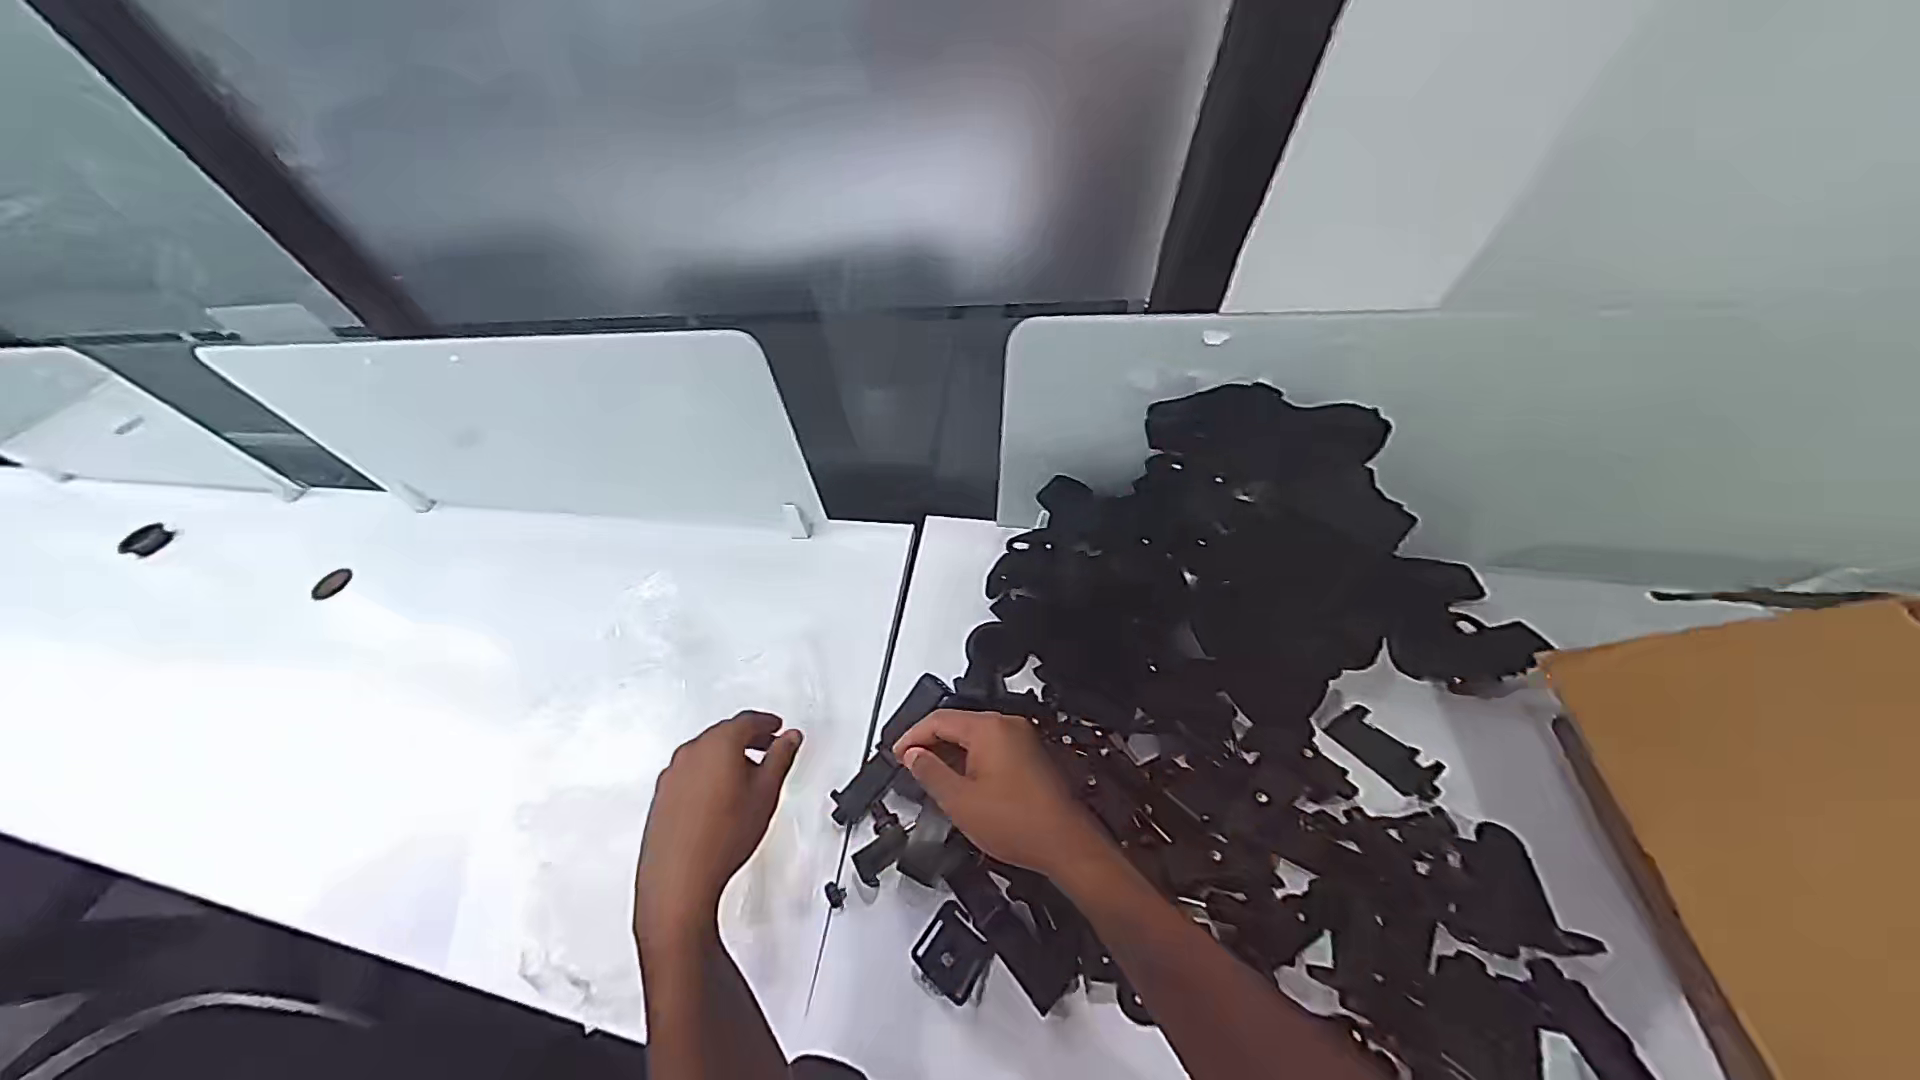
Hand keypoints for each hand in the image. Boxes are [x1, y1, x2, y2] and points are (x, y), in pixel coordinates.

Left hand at [635, 712, 801, 944]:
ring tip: (749, 776)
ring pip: (707, 753)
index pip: (748, 720)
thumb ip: (781, 757)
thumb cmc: (720, 838)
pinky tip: (723, 797)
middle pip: (725, 733)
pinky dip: (709, 775)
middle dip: (750, 738)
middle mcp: (691, 753)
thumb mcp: (767, 791)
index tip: (777, 726)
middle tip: (769, 745)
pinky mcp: (663, 796)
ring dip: (729, 757)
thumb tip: (790, 739)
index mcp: (718, 744)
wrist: (679, 879)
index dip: (768, 722)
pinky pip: (691, 773)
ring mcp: (673, 775)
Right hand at [893, 709, 1116, 880]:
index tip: (899, 753)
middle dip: (930, 743)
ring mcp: (1022, 739)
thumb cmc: (1022, 823)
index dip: (912, 737)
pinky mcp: (1030, 755)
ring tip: (932, 777)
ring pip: (974, 736)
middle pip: (957, 724)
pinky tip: (962, 782)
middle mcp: (1008, 726)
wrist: (1064, 843)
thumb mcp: (959, 801)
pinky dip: (971, 759)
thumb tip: (914, 756)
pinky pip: (991, 747)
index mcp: (989, 729)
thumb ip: (930, 772)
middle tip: (911, 764)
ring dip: (950, 752)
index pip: (938, 719)